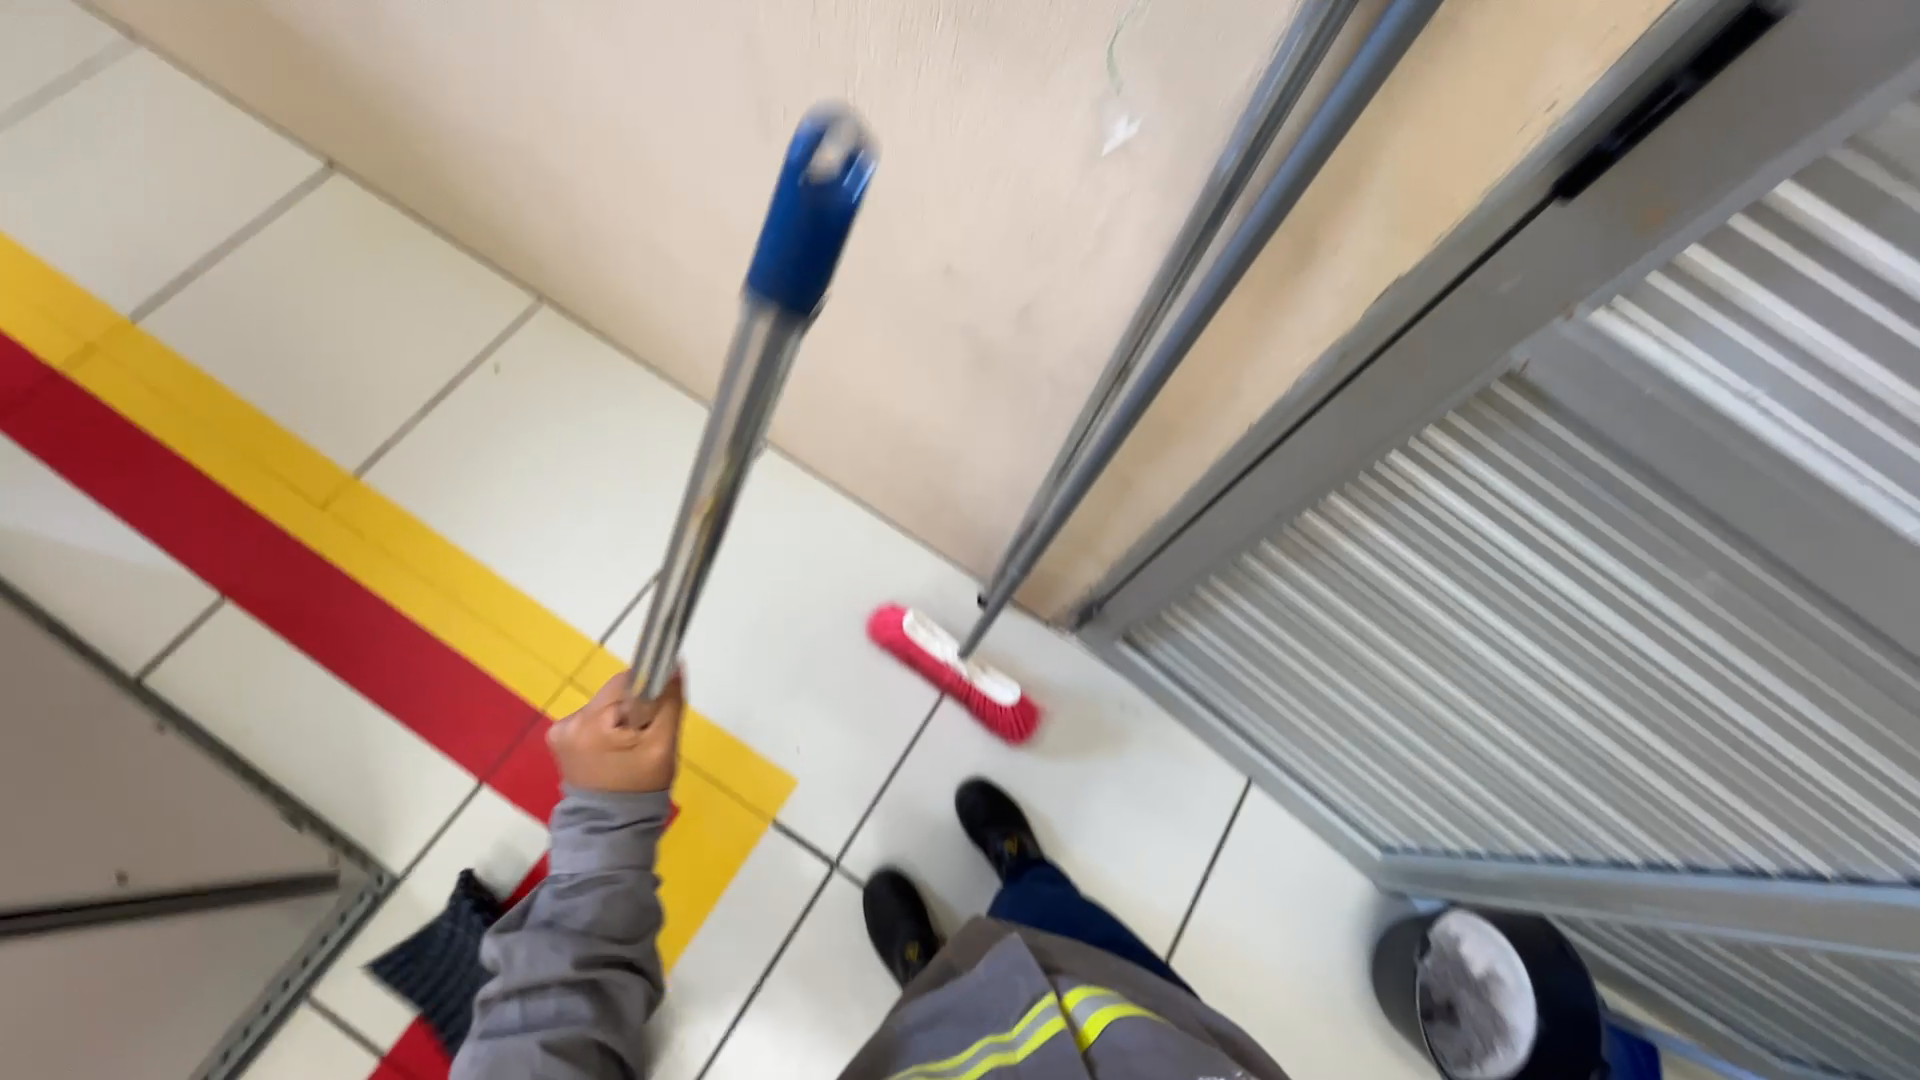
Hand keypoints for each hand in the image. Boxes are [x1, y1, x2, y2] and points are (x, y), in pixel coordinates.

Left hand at [547, 670, 684, 793]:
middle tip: (645, 735)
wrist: (610, 826)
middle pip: (615, 693)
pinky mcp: (559, 738)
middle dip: (635, 707)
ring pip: (606, 704)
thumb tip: (674, 665)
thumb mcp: (663, 744)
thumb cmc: (641, 786)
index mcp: (593, 723)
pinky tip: (613, 749)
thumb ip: (669, 703)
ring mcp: (560, 731)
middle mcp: (569, 721)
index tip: (657, 713)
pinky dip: (608, 727)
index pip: (628, 682)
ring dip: (622, 717)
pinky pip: (593, 718)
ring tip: (629, 746)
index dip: (649, 692)